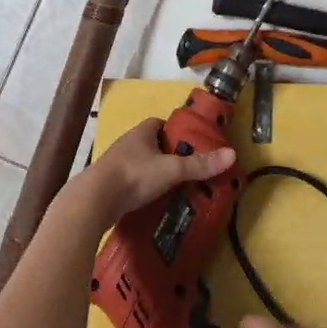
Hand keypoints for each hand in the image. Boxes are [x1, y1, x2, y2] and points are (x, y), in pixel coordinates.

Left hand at [73, 117, 235, 222]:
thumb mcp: (171, 170)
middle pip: (150, 145)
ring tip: (171, 189)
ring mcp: (115, 165)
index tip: (188, 145)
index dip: (174, 132)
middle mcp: (127, 144)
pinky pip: (129, 184)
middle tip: (185, 170)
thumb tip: (232, 155)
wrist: (93, 201)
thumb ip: (199, 165)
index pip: (159, 124)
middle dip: (165, 155)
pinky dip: (140, 190)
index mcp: (141, 132)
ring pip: (139, 165)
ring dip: (152, 173)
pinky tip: (151, 203)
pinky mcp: (108, 186)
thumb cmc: (134, 175)